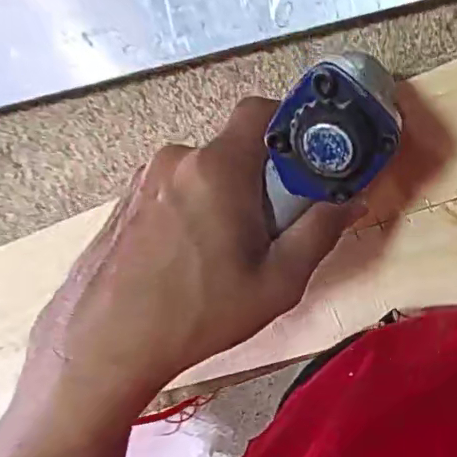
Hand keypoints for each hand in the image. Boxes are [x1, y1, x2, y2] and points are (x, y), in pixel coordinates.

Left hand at [22, 98, 358, 417]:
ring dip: (233, 198)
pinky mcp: (127, 201)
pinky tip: (199, 258)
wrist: (104, 345)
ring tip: (236, 252)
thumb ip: (321, 231)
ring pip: (210, 172)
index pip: (262, 111)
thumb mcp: (279, 281)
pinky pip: (181, 190)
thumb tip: (352, 200)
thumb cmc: (199, 313)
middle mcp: (178, 160)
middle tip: (279, 228)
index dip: (294, 128)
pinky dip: (201, 210)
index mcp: (219, 169)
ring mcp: (145, 179)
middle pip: (239, 149)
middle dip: (268, 179)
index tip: (313, 165)